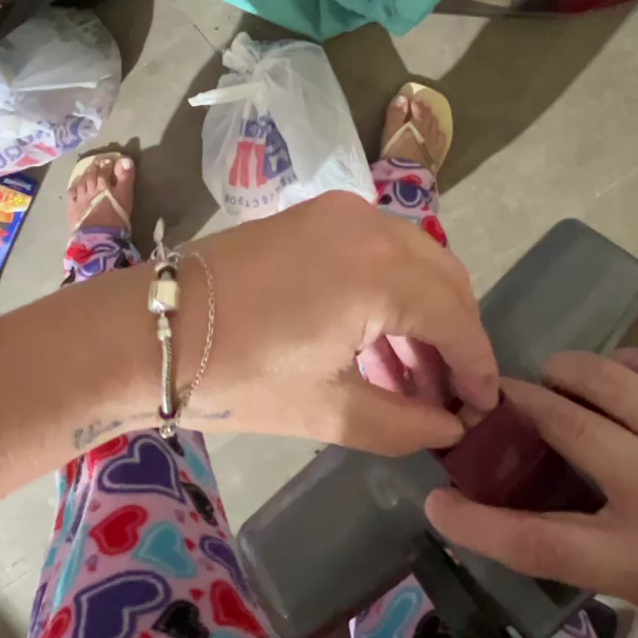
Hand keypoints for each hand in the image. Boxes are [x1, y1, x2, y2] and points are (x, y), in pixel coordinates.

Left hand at [178, 192, 498, 455]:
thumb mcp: (328, 409)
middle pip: (444, 278)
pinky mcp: (313, 213)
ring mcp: (339, 211)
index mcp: (380, 272)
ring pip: (413, 258)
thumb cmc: (239, 374)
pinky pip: (377, 247)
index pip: (457, 319)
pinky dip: (391, 287)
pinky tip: (376, 338)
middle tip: (448, 394)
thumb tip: (448, 426)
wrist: (153, 328)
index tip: (484, 409)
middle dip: (456, 336)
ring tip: (411, 377)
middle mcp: (370, 226)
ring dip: (423, 311)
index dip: (478, 367)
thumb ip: (405, 422)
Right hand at [424, 350, 637, 637]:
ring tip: (556, 377)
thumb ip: (614, 558)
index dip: (479, 523)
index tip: (439, 500)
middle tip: (505, 400)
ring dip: (565, 371)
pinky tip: (619, 373)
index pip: (540, 542)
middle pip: (562, 427)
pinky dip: (624, 363)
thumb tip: (560, 505)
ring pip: (605, 377)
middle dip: (519, 404)